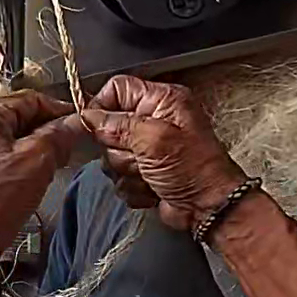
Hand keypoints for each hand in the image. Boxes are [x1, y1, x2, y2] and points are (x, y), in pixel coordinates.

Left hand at [0, 91, 85, 271]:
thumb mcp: (38, 158)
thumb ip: (60, 133)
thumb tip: (78, 121)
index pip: (31, 99)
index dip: (60, 110)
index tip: (81, 121)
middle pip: (25, 117)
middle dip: (51, 130)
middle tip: (72, 145)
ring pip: (21, 136)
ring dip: (44, 147)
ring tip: (59, 161)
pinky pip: (14, 153)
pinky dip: (32, 159)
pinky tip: (44, 171)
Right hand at [80, 75, 247, 234]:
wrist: (207, 207)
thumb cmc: (192, 169)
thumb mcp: (154, 139)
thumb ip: (119, 124)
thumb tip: (89, 116)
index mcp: (161, 101)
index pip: (117, 88)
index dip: (102, 106)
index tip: (96, 128)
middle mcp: (152, 120)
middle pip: (109, 127)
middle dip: (119, 149)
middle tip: (141, 157)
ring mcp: (146, 148)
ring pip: (110, 156)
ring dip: (126, 170)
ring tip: (150, 175)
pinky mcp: (142, 171)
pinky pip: (118, 177)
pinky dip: (131, 186)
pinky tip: (151, 188)